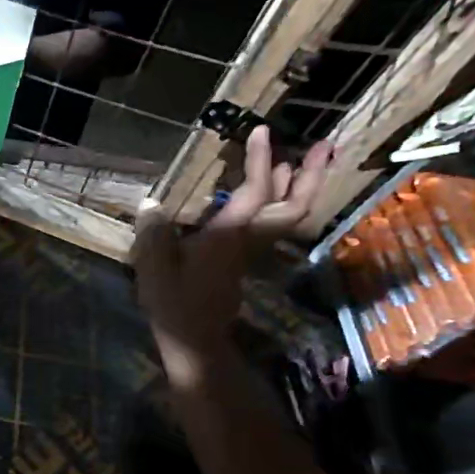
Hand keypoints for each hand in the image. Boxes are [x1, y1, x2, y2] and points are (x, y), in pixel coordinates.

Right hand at [133, 126, 330, 385]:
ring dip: (300, 186)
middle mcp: (248, 239)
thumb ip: (154, 235)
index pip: (254, 191)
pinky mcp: (242, 259)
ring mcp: (249, 251)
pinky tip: (266, 192)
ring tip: (301, 159)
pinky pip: (271, 223)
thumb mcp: (154, 269)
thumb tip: (151, 204)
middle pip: (294, 206)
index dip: (260, 160)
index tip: (261, 131)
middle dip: (311, 175)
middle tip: (324, 146)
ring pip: (288, 215)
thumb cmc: (175, 305)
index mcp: (229, 236)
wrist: (194, 342)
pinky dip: (277, 202)